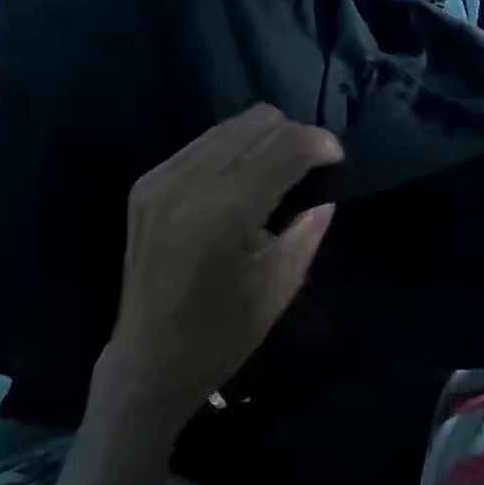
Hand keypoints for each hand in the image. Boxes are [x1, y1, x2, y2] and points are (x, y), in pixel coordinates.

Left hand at [94, 103, 340, 429]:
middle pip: (256, 123)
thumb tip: (325, 192)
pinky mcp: (146, 183)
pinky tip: (240, 180)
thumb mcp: (279, 288)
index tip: (337, 157)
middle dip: (293, 135)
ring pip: (229, 126)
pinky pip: (202, 143)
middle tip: (309, 166)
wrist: (146, 362)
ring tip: (277, 170)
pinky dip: (231, 150)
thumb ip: (307, 230)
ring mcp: (160, 178)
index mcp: (223, 213)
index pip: (283, 147)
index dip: (318, 142)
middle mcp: (187, 182)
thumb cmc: (221, 336)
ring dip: (262, 139)